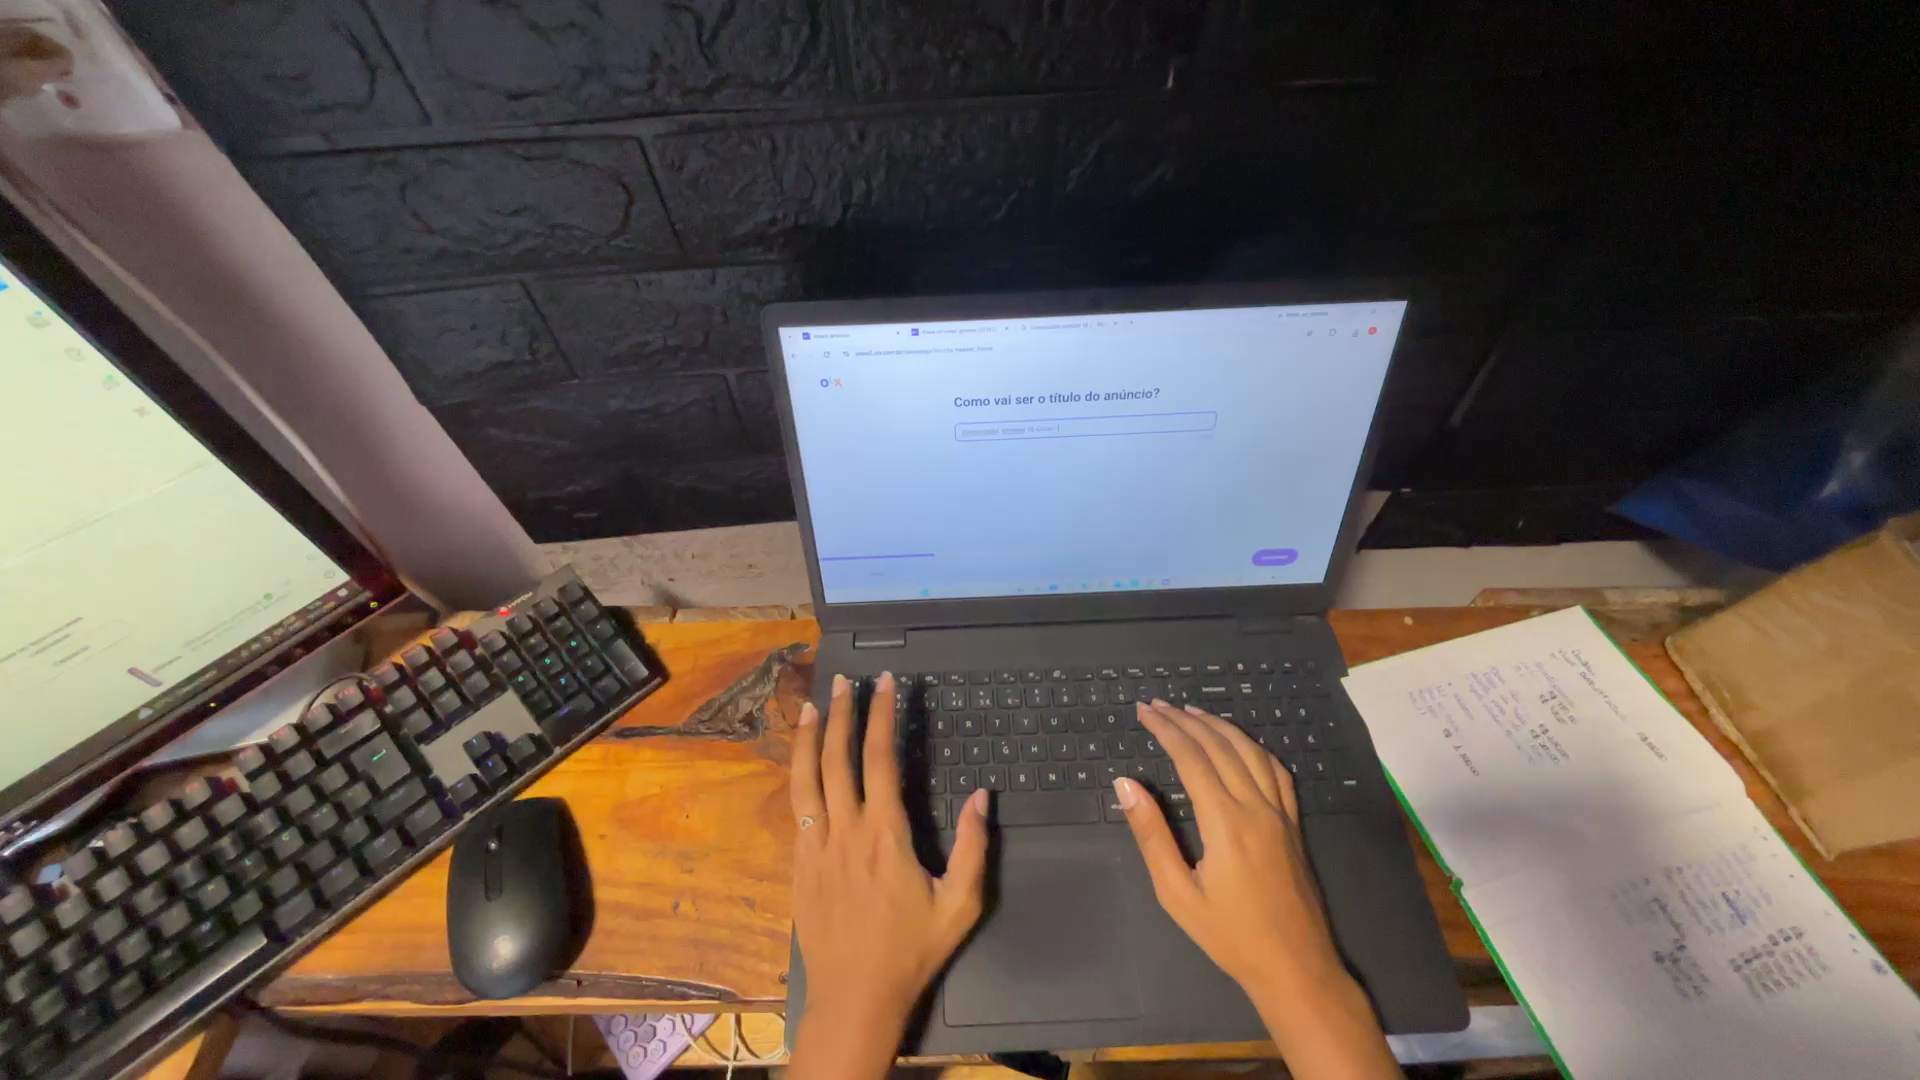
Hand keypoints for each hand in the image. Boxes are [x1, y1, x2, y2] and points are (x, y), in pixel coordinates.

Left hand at [787, 672, 988, 1079]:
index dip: (882, 716)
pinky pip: (797, 810)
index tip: (885, 684)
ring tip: (814, 707)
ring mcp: (815, 847)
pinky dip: (799, 777)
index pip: (881, 760)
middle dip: (844, 714)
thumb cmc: (912, 949)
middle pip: (838, 759)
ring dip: (809, 739)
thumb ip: (973, 846)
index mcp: (885, 835)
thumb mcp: (960, 904)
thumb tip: (982, 794)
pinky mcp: (798, 865)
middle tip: (846, 681)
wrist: (855, 998)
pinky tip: (804, 764)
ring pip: (805, 780)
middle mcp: (845, 832)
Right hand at [1114, 700, 1397, 1079]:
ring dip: (1219, 726)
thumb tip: (1126, 784)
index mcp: (1226, 823)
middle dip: (1186, 720)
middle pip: (1220, 747)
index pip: (1192, 758)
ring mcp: (1281, 814)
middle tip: (1158, 705)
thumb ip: (1152, 835)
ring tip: (1191, 711)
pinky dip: (1254, 747)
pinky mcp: (1294, 825)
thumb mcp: (1177, 894)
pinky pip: (1277, 772)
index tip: (1144, 711)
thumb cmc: (1230, 936)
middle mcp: (1256, 808)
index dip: (1166, 730)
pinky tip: (1240, 742)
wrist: (1296, 969)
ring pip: (1250, 752)